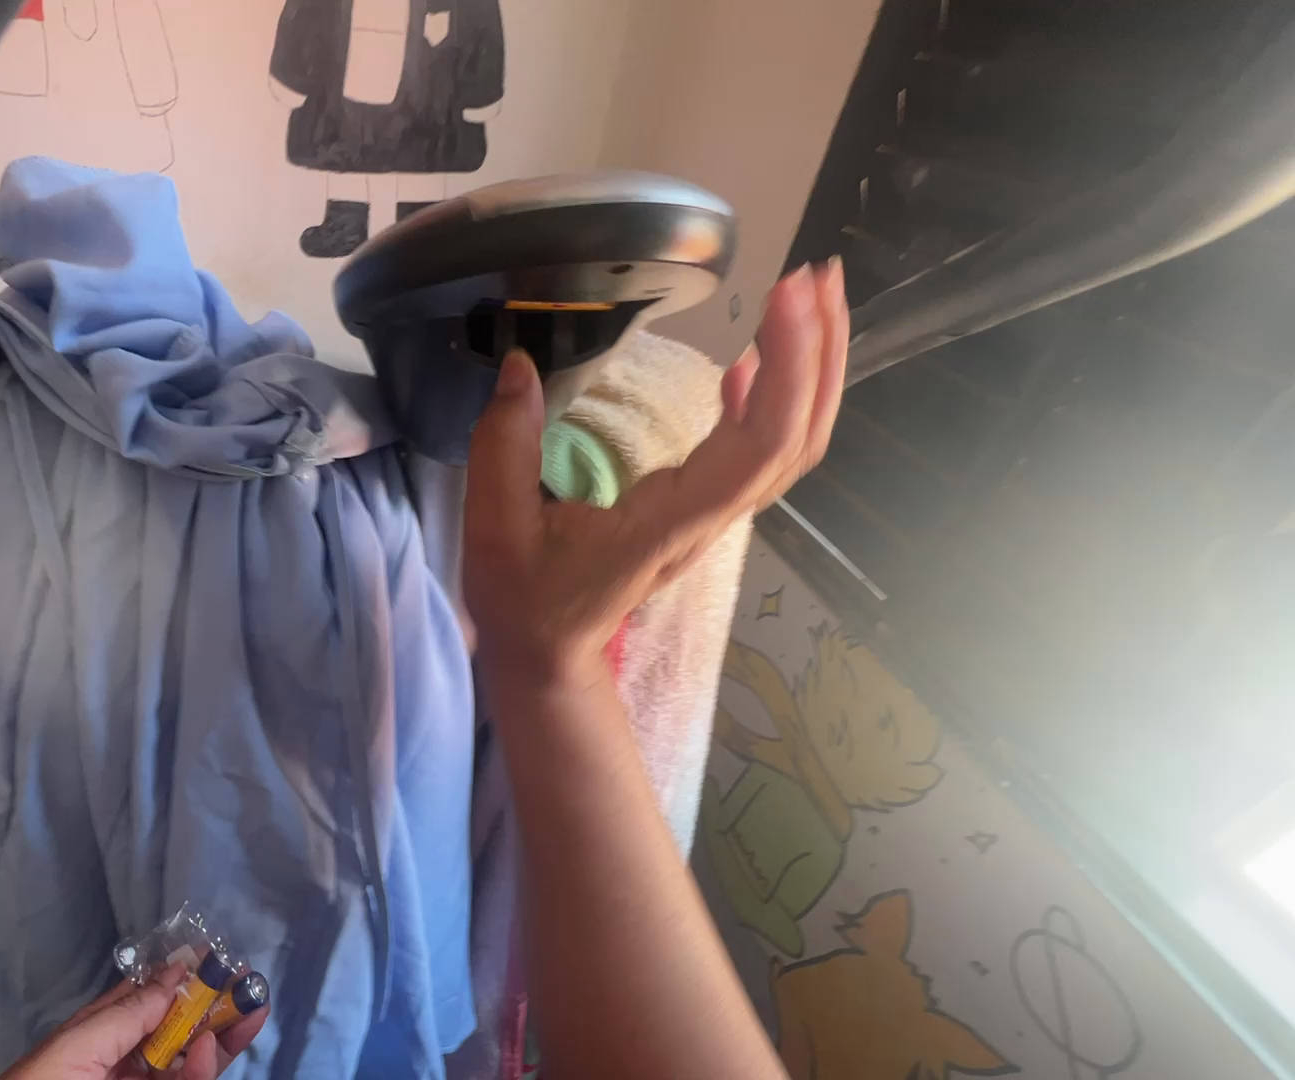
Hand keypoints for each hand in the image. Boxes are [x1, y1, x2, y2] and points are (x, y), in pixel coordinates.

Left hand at [1, 965, 268, 1079]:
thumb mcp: (74, 1047)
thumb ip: (126, 1013)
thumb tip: (174, 972)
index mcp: (99, 1036)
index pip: (148, 997)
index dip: (183, 977)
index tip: (218, 958)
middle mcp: (125, 1063)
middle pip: (179, 1028)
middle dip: (216, 1005)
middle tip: (252, 985)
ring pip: (191, 1062)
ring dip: (223, 1035)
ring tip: (249, 1009)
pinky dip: (203, 1070)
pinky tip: (213, 1049)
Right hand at [463, 261, 847, 693]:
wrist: (546, 652)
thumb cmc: (523, 599)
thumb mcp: (495, 527)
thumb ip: (504, 446)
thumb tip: (522, 366)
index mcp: (669, 522)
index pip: (757, 446)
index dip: (786, 369)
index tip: (783, 296)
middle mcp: (707, 518)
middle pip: (798, 438)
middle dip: (819, 351)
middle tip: (814, 275)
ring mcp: (709, 517)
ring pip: (790, 446)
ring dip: (810, 371)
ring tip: (805, 300)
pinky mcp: (697, 511)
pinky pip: (758, 454)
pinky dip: (774, 400)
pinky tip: (750, 363)